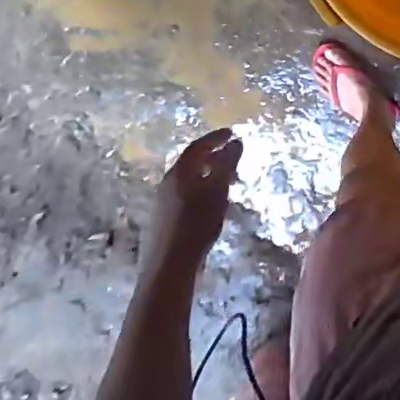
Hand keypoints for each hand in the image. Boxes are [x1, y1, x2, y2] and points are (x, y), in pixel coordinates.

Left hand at [142, 128, 242, 276]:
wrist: (169, 267)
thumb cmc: (197, 223)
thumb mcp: (217, 190)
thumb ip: (227, 163)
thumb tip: (236, 141)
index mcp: (179, 172)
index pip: (198, 146)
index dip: (216, 137)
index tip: (233, 132)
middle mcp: (168, 182)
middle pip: (192, 161)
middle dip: (213, 155)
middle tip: (232, 154)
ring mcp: (163, 202)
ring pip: (189, 178)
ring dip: (208, 173)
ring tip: (227, 178)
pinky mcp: (164, 219)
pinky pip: (186, 193)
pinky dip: (202, 187)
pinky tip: (212, 201)